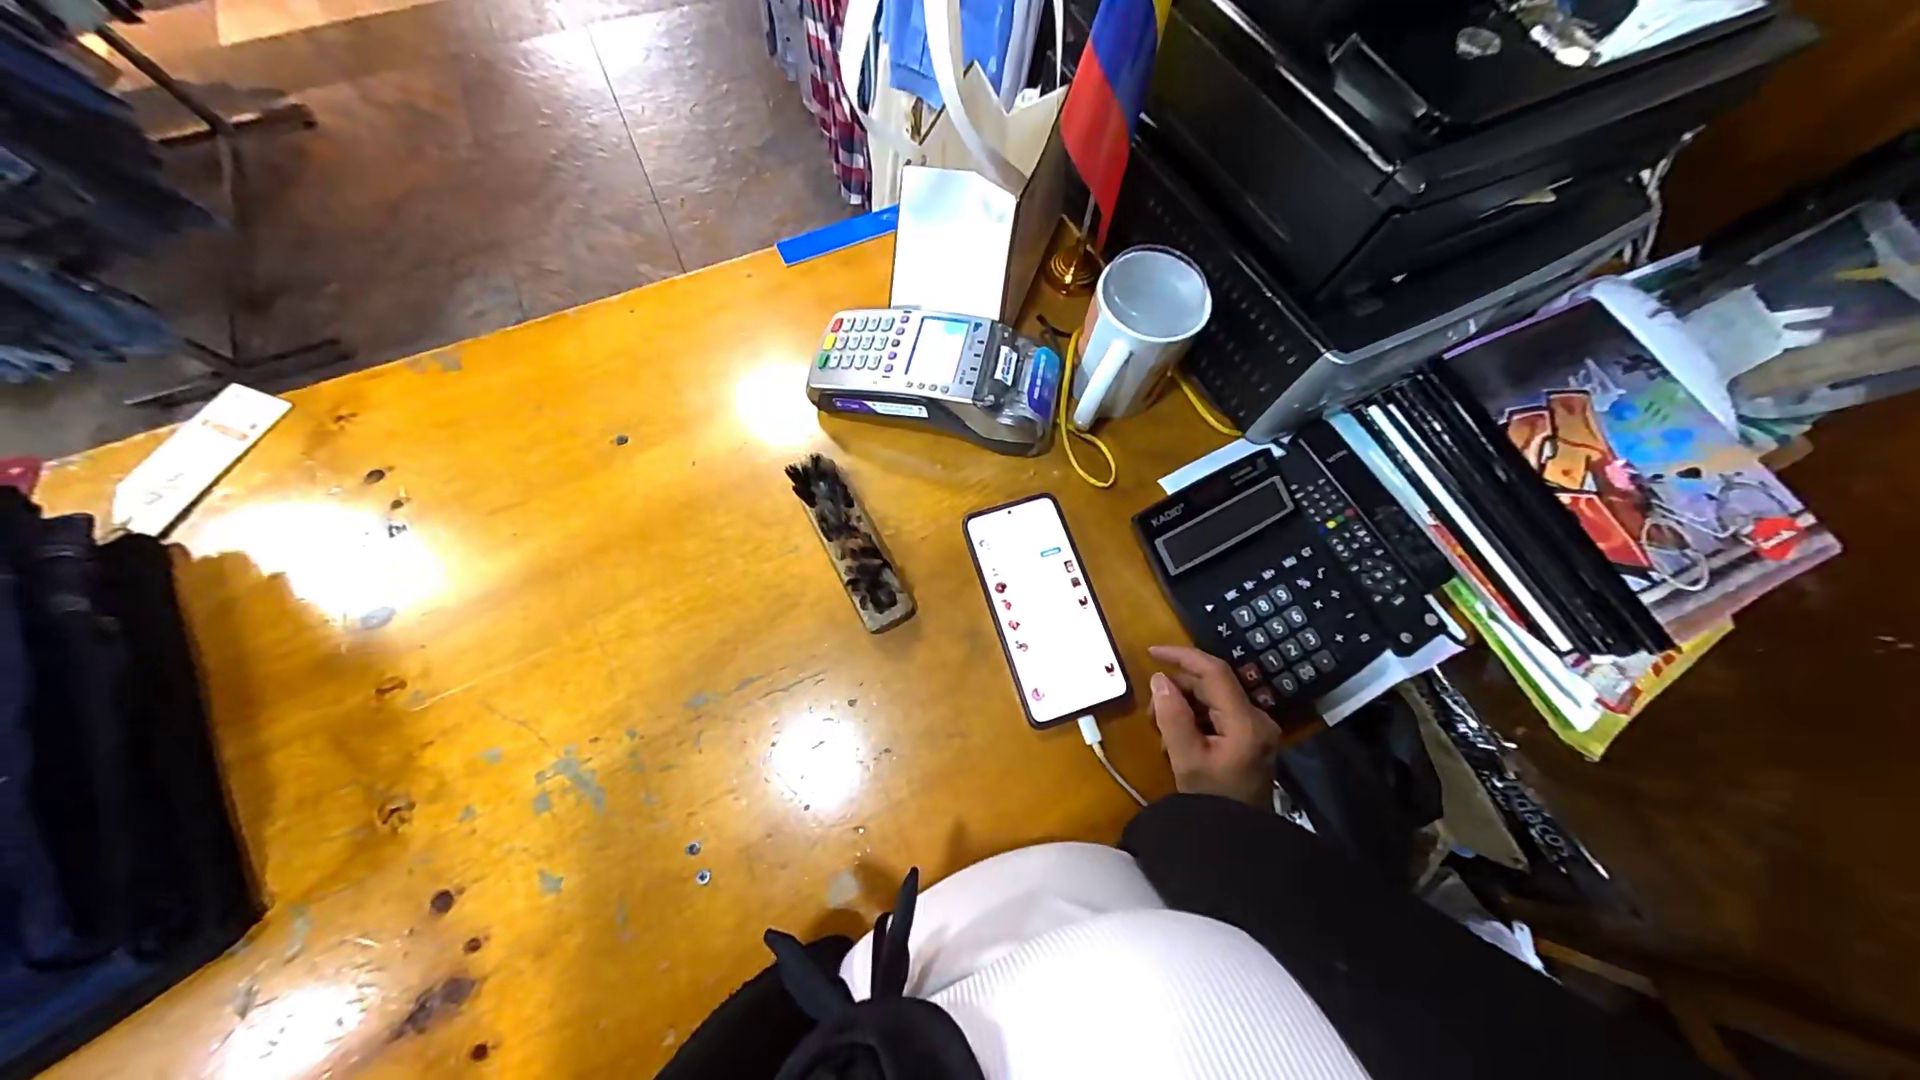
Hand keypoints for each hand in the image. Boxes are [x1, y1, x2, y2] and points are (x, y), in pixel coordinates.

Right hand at [1147, 645, 1281, 806]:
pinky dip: (1194, 716)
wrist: (1238, 839)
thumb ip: (1172, 716)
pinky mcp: (1250, 737)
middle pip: (1212, 685)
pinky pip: (1218, 713)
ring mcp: (1256, 728)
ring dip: (1183, 704)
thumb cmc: (1212, 802)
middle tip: (1151, 713)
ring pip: (1212, 698)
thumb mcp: (1185, 759)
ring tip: (1163, 731)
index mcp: (1246, 722)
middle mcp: (1257, 718)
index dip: (1182, 657)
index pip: (1214, 672)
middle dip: (1177, 689)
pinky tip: (1178, 737)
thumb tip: (1160, 679)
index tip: (1152, 653)